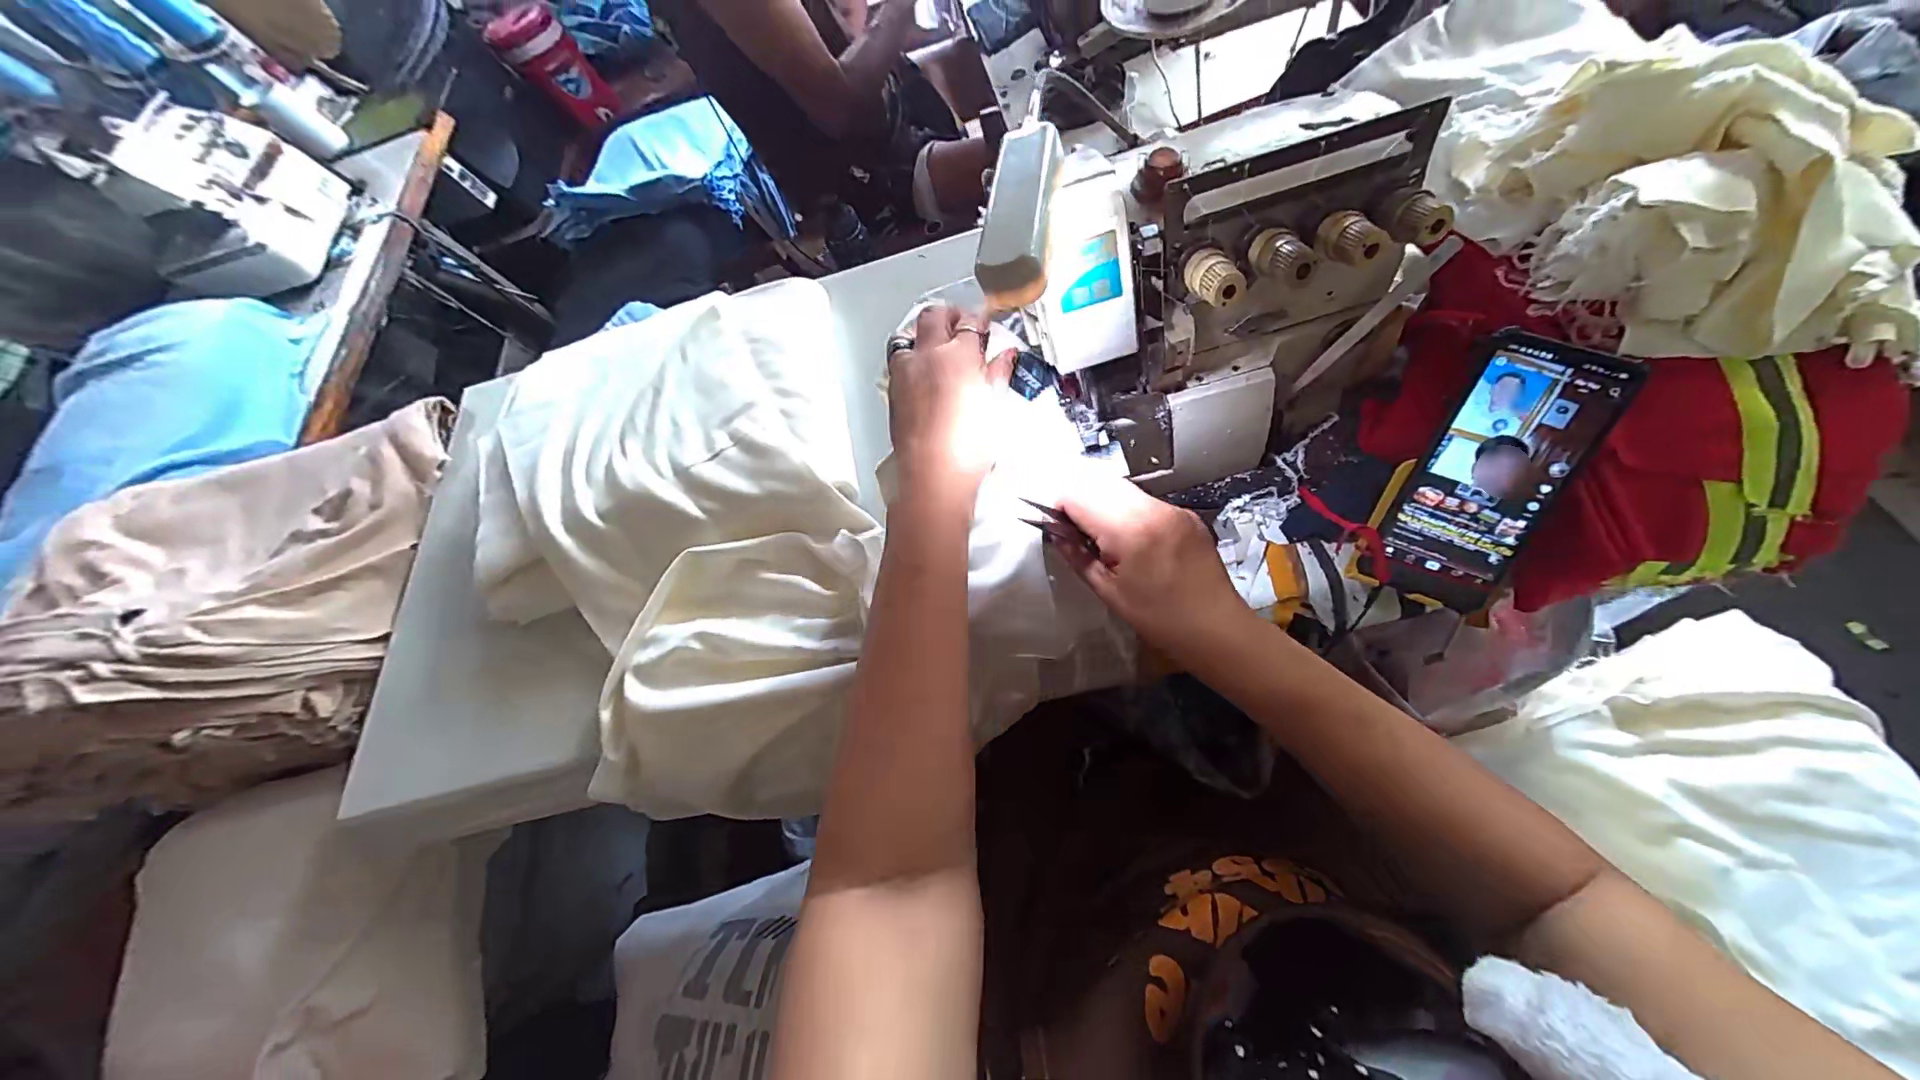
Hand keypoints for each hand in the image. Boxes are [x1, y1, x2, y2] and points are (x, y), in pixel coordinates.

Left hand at [887, 304, 1015, 500]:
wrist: (933, 477)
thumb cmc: (966, 448)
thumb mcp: (995, 407)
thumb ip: (998, 374)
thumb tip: (1004, 358)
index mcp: (957, 355)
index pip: (969, 321)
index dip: (979, 319)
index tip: (985, 324)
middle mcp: (927, 357)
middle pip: (934, 316)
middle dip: (950, 315)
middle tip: (963, 325)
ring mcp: (905, 373)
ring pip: (910, 334)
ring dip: (925, 334)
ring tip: (940, 346)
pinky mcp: (894, 392)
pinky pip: (900, 360)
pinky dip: (913, 357)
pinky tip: (926, 372)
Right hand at [1050, 472, 1254, 665]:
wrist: (1217, 628)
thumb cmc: (1160, 618)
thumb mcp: (1109, 592)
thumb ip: (1078, 557)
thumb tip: (1056, 533)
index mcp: (1129, 529)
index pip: (1079, 496)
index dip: (1060, 509)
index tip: (1057, 529)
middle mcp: (1152, 508)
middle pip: (1100, 484)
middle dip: (1081, 503)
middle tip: (1077, 535)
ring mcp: (1173, 509)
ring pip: (1124, 490)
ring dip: (1105, 505)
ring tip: (1104, 540)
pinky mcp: (1186, 515)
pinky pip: (1147, 502)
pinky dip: (1129, 512)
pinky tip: (1133, 542)